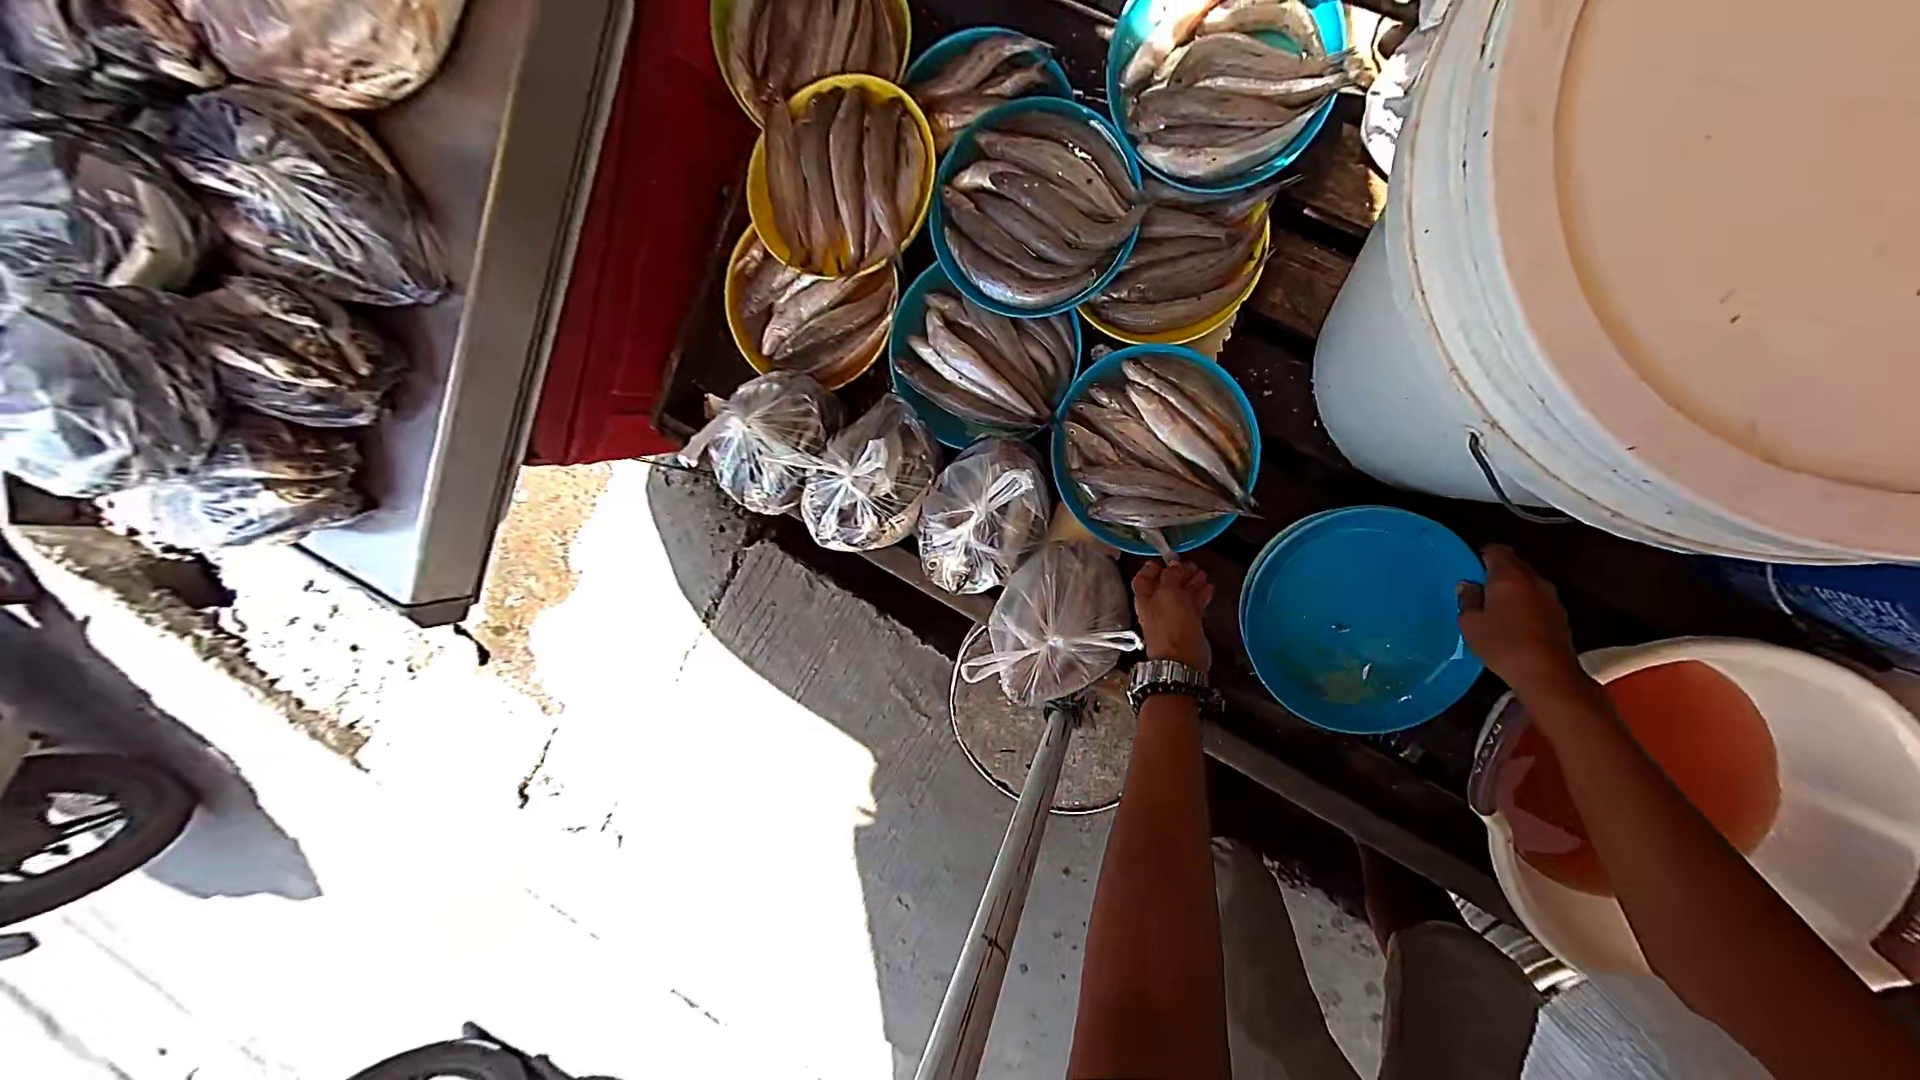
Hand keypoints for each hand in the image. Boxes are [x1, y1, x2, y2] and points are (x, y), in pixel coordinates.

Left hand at [1134, 560, 1212, 674]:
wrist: (1182, 659)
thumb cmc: (1171, 625)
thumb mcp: (1168, 594)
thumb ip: (1170, 577)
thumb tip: (1173, 566)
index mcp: (1145, 598)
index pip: (1143, 578)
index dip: (1152, 568)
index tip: (1165, 559)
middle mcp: (1156, 606)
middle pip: (1165, 585)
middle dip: (1177, 573)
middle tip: (1191, 564)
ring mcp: (1172, 616)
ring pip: (1181, 594)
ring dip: (1191, 582)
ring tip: (1202, 573)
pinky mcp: (1188, 624)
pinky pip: (1193, 605)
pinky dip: (1200, 595)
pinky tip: (1209, 587)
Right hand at [1458, 545, 1587, 696]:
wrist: (1547, 673)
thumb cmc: (1501, 643)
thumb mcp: (1470, 622)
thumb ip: (1468, 599)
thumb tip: (1468, 585)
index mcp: (1509, 577)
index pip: (1496, 550)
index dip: (1480, 554)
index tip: (1468, 566)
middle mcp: (1534, 581)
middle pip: (1515, 564)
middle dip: (1496, 570)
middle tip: (1477, 585)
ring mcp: (1551, 598)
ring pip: (1527, 582)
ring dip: (1512, 587)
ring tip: (1494, 603)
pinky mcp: (1560, 615)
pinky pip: (1536, 598)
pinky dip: (1524, 601)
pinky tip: (1512, 619)